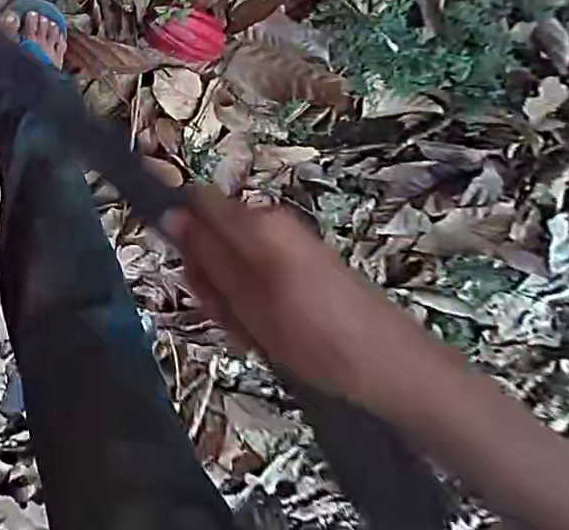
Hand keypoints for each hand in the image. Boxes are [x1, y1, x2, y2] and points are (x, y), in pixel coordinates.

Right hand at [166, 187, 568, 529]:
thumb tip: (170, 213)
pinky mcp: (307, 262)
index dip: (181, 229)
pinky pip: (261, 267)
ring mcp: (292, 241)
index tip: (187, 269)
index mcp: (254, 221)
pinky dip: (255, 294)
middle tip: (219, 310)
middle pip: (214, 229)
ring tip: (248, 328)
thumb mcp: (244, 299)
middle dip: (207, 268)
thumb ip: (205, 254)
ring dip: (230, 288)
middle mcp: (271, 220)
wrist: (398, 369)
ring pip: (236, 254)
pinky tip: (268, 329)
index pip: (195, 199)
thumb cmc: (313, 335)